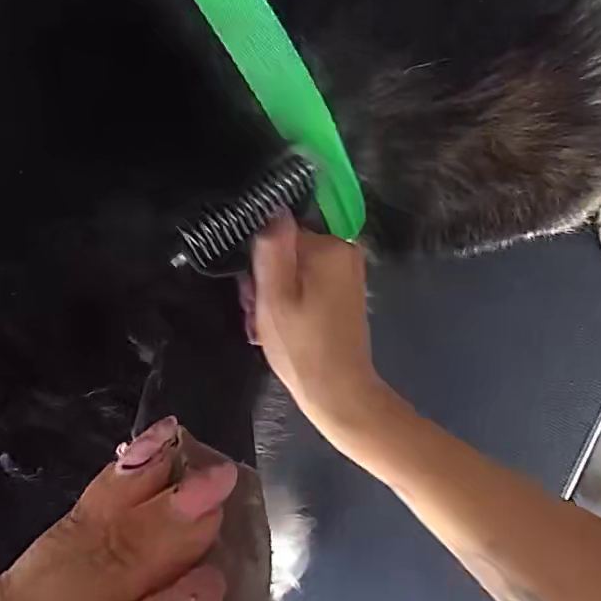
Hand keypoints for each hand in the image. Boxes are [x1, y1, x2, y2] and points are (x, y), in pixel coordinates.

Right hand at [244, 211, 383, 422]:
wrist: (338, 392)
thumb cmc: (302, 346)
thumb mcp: (275, 295)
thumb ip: (272, 247)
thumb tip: (272, 208)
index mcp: (329, 246)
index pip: (277, 234)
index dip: (259, 262)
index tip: (254, 292)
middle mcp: (344, 251)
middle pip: (286, 251)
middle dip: (267, 279)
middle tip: (258, 313)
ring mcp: (347, 272)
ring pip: (294, 270)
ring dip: (275, 294)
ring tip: (268, 325)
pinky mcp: (345, 292)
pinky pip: (307, 284)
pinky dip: (291, 302)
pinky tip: (282, 327)